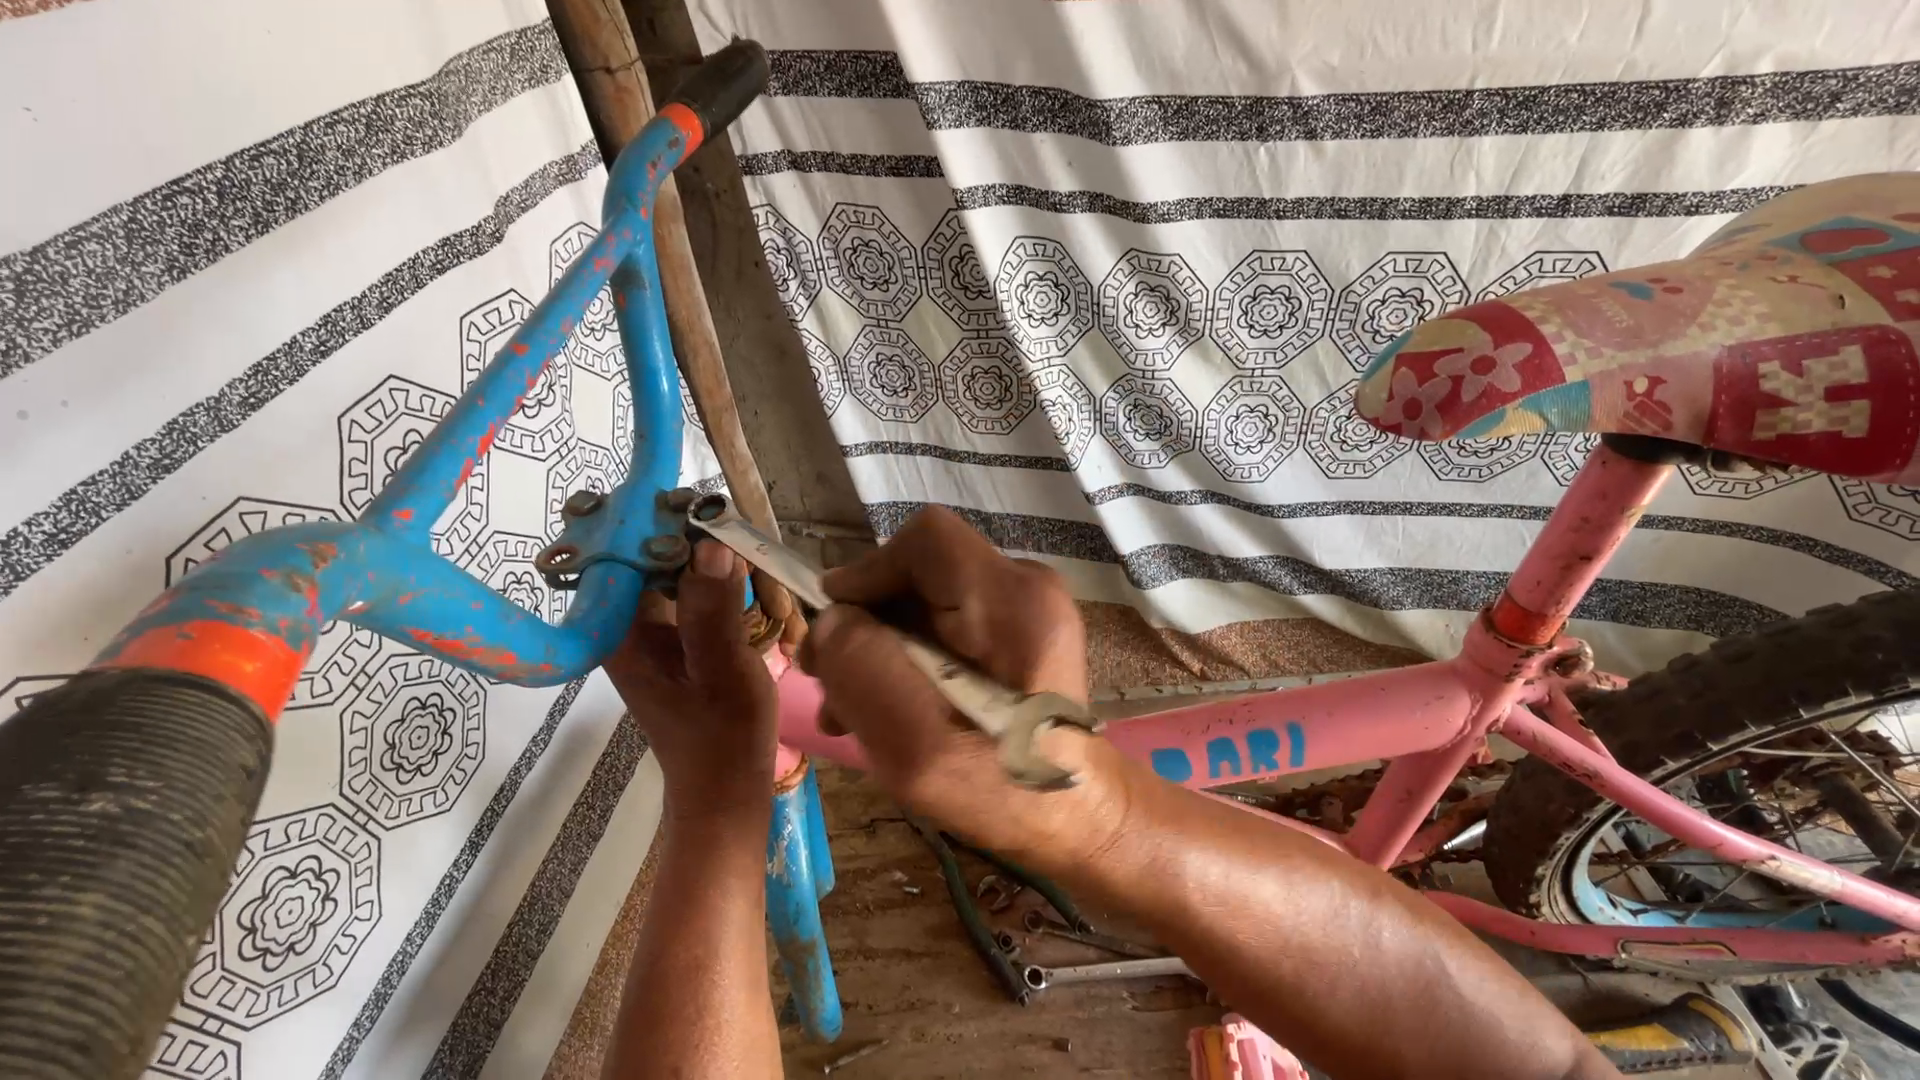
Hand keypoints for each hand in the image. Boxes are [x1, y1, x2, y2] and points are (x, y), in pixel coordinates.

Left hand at [603, 541, 777, 818]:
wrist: (727, 791)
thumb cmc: (723, 739)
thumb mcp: (723, 672)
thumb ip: (713, 610)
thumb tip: (713, 545)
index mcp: (620, 632)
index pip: (626, 553)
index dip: (662, 524)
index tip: (711, 513)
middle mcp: (626, 625)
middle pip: (651, 554)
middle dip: (696, 540)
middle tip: (744, 539)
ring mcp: (651, 631)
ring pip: (675, 569)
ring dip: (714, 560)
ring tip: (753, 560)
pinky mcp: (677, 638)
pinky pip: (693, 591)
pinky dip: (722, 582)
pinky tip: (752, 585)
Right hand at [798, 508, 1130, 865]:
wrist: (1071, 816)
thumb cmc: (999, 791)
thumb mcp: (914, 746)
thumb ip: (862, 670)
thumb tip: (833, 619)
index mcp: (1014, 606)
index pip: (926, 540)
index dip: (868, 572)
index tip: (835, 627)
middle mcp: (1028, 589)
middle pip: (920, 571)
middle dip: (865, 622)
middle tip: (826, 681)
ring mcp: (1026, 607)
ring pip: (926, 598)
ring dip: (878, 645)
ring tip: (847, 709)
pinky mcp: (1017, 629)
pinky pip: (945, 621)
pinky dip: (907, 654)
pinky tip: (885, 704)